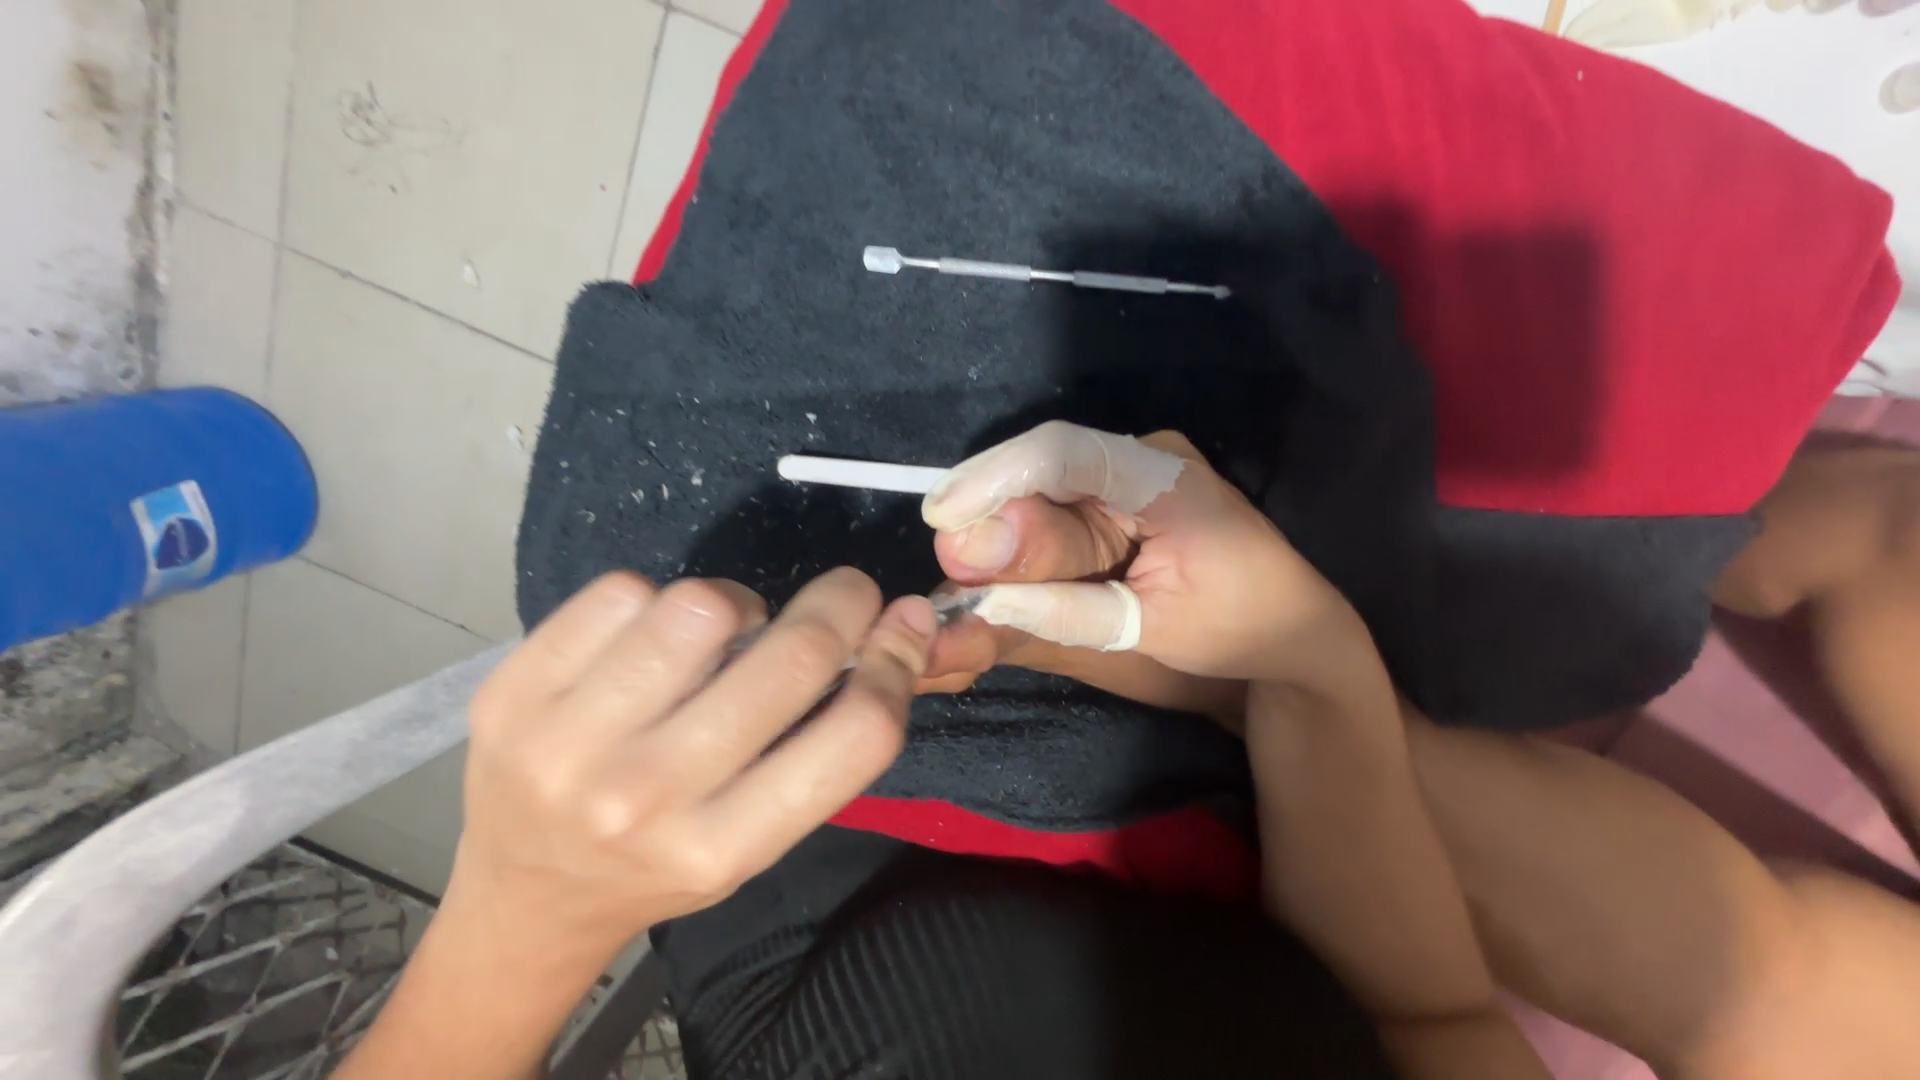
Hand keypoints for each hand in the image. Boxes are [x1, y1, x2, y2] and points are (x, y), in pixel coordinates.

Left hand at [449, 567, 934, 964]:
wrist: (526, 899)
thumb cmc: (663, 863)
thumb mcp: (756, 837)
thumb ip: (823, 743)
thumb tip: (900, 626)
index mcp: (724, 849)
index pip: (856, 735)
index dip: (898, 663)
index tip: (903, 623)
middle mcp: (647, 801)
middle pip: (792, 657)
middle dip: (843, 603)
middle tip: (847, 594)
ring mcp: (567, 745)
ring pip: (700, 606)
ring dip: (737, 602)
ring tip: (725, 632)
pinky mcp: (512, 693)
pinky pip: (621, 592)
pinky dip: (657, 598)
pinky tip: (652, 636)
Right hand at [920, 420, 1370, 689]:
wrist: (1286, 630)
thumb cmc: (1235, 628)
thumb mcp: (1149, 625)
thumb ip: (1065, 606)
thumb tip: (977, 593)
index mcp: (1162, 474)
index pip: (1067, 454)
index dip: (998, 479)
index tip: (943, 516)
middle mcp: (1139, 457)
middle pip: (1044, 474)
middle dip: (988, 516)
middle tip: (947, 563)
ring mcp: (1124, 475)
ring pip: (1041, 492)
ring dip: (997, 532)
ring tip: (960, 573)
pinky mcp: (1111, 500)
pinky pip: (1052, 510)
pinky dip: (1018, 542)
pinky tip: (989, 567)